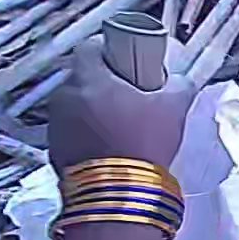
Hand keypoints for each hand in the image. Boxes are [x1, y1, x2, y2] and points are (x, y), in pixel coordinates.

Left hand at [49, 36, 195, 169]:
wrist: (120, 192)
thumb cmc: (141, 147)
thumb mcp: (172, 110)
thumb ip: (180, 87)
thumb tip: (183, 82)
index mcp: (90, 79)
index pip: (88, 47)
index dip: (107, 50)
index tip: (123, 60)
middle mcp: (66, 97)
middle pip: (82, 78)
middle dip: (102, 85)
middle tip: (126, 96)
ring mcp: (57, 124)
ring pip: (74, 106)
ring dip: (92, 110)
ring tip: (118, 124)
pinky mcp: (55, 150)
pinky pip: (70, 132)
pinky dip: (85, 134)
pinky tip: (108, 145)